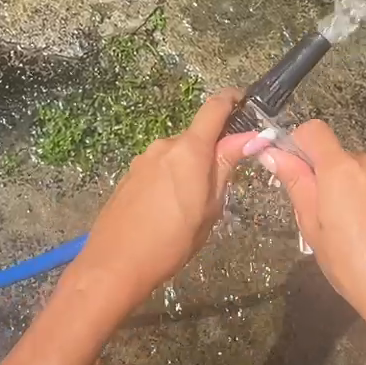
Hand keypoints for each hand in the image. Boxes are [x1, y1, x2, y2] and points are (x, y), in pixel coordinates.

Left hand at [65, 89, 246, 316]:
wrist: (114, 264)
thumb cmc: (171, 241)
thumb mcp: (210, 207)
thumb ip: (226, 167)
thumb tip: (251, 136)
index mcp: (188, 149)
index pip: (214, 107)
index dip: (234, 100)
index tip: (248, 104)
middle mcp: (163, 146)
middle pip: (196, 137)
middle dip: (212, 154)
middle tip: (222, 190)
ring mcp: (142, 160)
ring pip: (177, 156)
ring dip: (190, 171)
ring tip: (193, 210)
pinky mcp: (129, 176)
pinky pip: (160, 169)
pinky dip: (171, 181)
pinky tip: (169, 212)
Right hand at [225, 120, 365, 344]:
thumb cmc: (354, 270)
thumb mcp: (313, 231)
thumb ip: (296, 185)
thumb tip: (272, 153)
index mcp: (341, 170)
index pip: (312, 130)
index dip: (296, 145)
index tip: (293, 174)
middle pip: (339, 155)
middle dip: (326, 177)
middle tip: (324, 220)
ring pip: (364, 174)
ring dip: (353, 191)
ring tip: (356, 235)